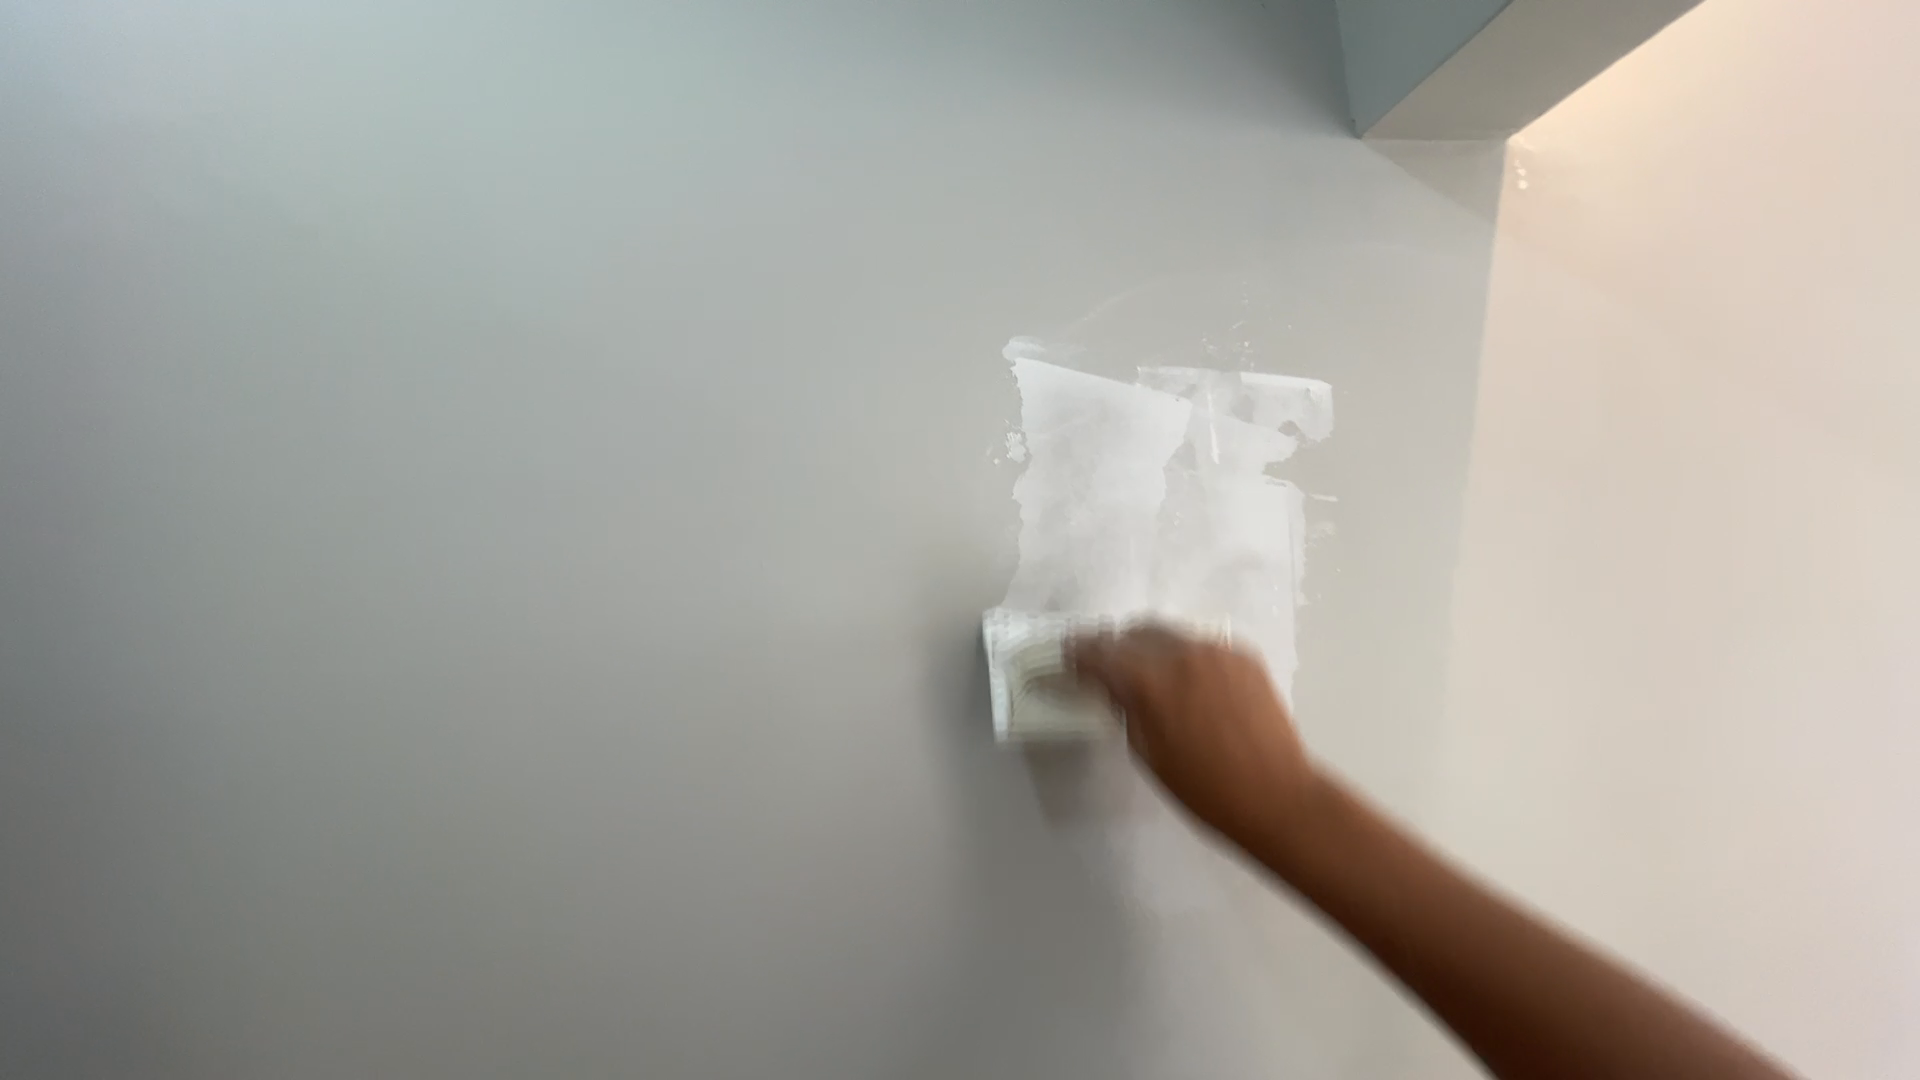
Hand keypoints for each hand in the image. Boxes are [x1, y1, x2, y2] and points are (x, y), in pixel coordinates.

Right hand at [1068, 625, 1323, 851]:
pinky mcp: (1241, 654)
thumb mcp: (1145, 752)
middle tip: (1105, 665)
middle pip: (1132, 632)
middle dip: (1114, 646)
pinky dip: (1183, 657)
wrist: (1277, 797)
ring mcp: (1214, 650)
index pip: (1098, 653)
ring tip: (1148, 672)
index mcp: (1147, 681)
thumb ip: (1124, 707)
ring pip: (1167, 633)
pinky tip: (1188, 683)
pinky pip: (1199, 645)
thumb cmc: (1202, 788)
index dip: (1076, 654)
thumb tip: (1112, 685)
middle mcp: (1178, 653)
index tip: (1066, 657)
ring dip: (1148, 648)